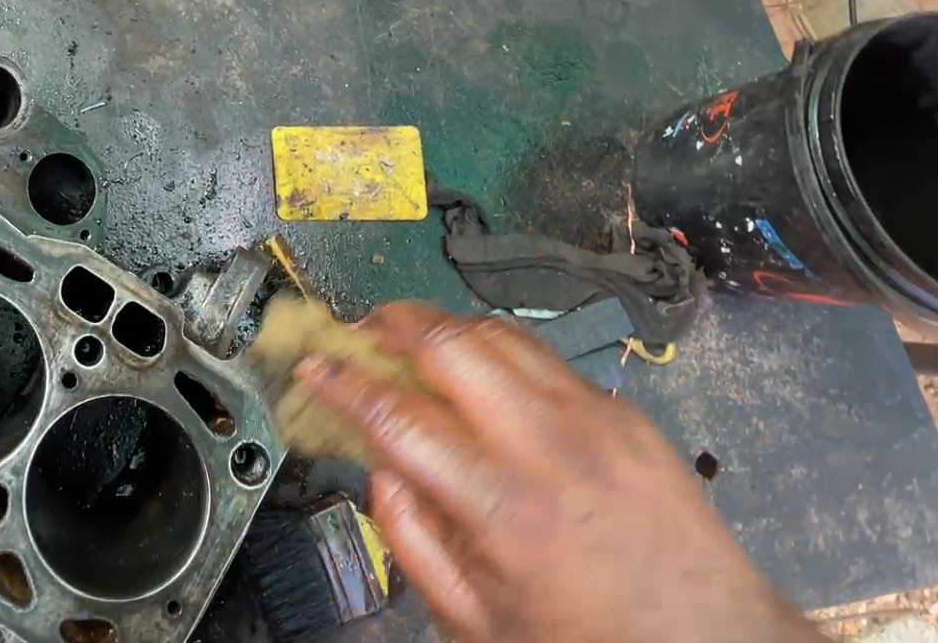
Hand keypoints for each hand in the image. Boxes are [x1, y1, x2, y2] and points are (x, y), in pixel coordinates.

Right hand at [296, 302, 821, 642]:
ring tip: (409, 341)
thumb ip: (413, 542)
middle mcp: (550, 447)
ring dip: (438, 326)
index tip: (313, 366)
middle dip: (390, 323)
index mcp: (504, 510)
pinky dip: (490, 349)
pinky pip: (540, 355)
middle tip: (360, 334)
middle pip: (449, 343)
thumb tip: (378, 468)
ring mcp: (595, 419)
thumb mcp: (478, 626)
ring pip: (494, 332)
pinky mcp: (624, 412)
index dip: (342, 382)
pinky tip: (477, 374)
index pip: (398, 416)